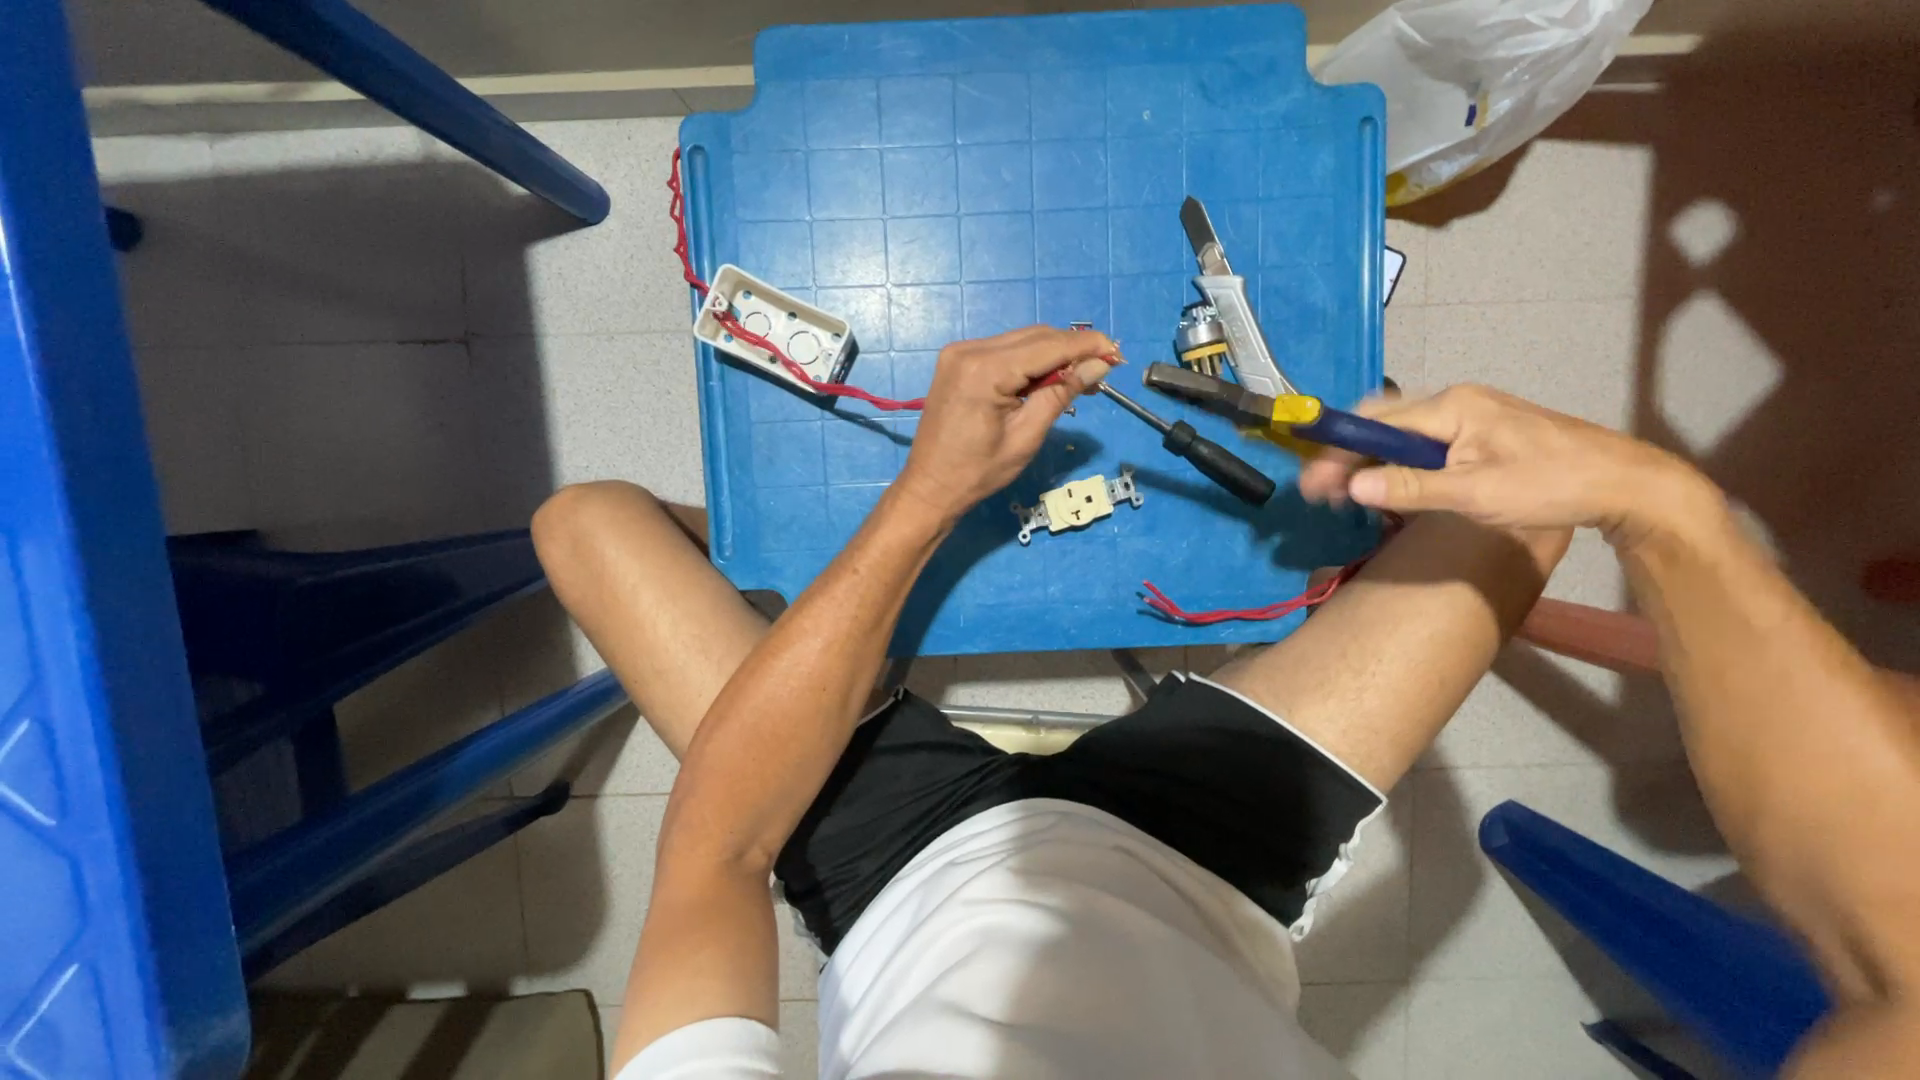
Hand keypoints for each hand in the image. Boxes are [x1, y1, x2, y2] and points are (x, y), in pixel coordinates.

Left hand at [893, 326, 1117, 522]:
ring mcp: (959, 352)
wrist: (930, 486)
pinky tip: (1046, 379)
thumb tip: (1100, 365)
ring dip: (1052, 354)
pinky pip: (1004, 350)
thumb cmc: (978, 472)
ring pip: (1021, 341)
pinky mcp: (957, 360)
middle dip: (1071, 349)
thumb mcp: (1027, 435)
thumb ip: (1062, 394)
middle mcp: (969, 349)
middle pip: (1035, 337)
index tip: (1116, 353)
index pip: (1048, 346)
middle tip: (1103, 369)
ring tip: (1079, 377)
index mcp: (985, 370)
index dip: (1086, 346)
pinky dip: (1029, 360)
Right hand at [1297, 384, 1714, 543]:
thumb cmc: (1550, 485)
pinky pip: (1423, 439)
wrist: (1624, 483)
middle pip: (1382, 421)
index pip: (1375, 423)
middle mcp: (1456, 400)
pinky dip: (1396, 460)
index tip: (1313, 483)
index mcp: (1451, 407)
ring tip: (1346, 491)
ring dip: (1370, 459)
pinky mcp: (1482, 430)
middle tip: (1322, 491)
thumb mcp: (1475, 493)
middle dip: (1347, 454)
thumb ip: (1411, 489)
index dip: (1338, 453)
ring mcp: (1471, 413)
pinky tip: (1390, 483)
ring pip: (1401, 431)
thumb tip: (1353, 487)